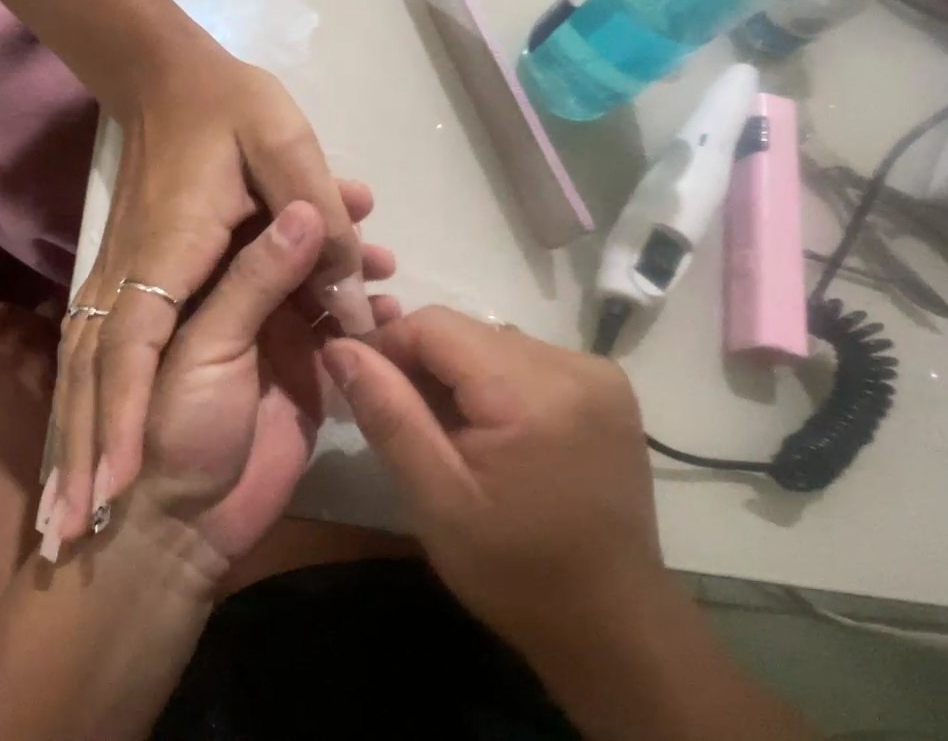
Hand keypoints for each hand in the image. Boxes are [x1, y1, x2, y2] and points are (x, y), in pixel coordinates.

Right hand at [51, 55, 370, 543]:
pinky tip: (92, 444)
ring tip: (61, 515)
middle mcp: (131, 277)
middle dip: (80, 454)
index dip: (123, 415)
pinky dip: (84, 401)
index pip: (135, 343)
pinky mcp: (121, 278)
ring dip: (75, 439)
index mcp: (170, 251)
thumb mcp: (281, 144)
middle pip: (93, 371)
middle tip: (66, 533)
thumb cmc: (225, 106)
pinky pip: (94, 347)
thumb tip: (352, 291)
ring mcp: (118, 278)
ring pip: (85, 365)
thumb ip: (311, 217)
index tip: (118, 486)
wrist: (164, 78)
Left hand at [127, 197, 399, 564]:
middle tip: (370, 207)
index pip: (246, 226)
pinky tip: (392, 310)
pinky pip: (338, 335)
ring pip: (315, 288)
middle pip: (285, 252)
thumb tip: (307, 212)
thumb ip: (254, 281)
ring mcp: (269, 335)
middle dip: (326, 232)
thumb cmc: (178, 426)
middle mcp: (230, 300)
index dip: (291, 201)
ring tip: (386, 259)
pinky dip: (364, 322)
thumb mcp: (209, 347)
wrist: (187, 524)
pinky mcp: (303, 372)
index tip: (341, 184)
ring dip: (349, 273)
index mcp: (193, 283)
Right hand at [319, 309, 668, 653]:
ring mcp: (598, 375)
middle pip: (465, 331)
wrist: (611, 623)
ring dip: (454, 375)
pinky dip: (490, 384)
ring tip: (446, 435)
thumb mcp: (434, 497)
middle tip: (403, 423)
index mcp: (535, 392)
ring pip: (490, 342)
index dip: (387, 346)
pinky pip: (523, 360)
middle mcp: (575, 366)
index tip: (363, 391)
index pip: (435, 325)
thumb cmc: (514, 569)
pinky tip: (487, 433)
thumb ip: (386, 413)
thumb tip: (337, 346)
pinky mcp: (606, 390)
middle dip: (421, 365)